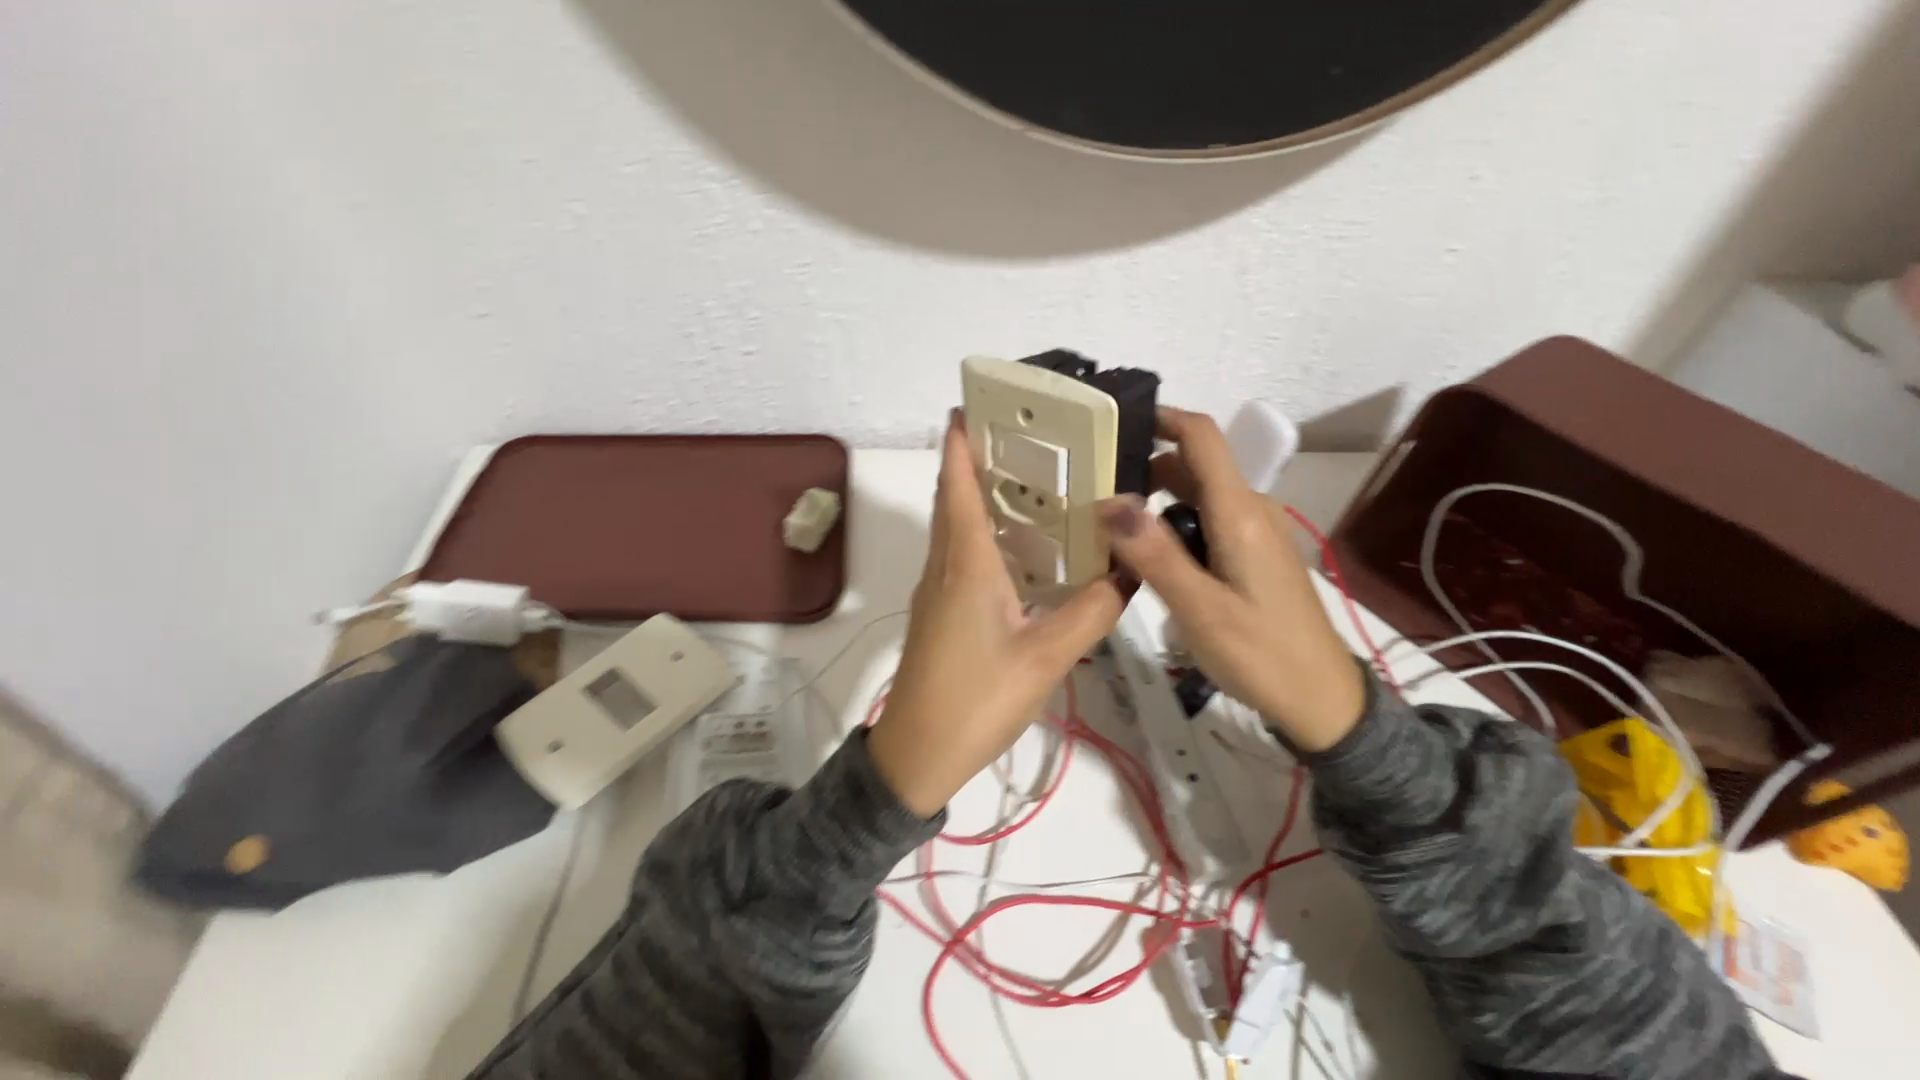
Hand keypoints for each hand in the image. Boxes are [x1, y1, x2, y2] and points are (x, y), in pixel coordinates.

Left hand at [868, 412, 1128, 816]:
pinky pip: (958, 555)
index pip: (958, 485)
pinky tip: (1017, 549)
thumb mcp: (1046, 658)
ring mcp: (935, 591)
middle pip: (953, 498)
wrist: (917, 753)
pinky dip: (981, 533)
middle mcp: (944, 566)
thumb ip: (1092, 611)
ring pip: (954, 527)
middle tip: (1021, 434)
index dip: (962, 442)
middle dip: (975, 459)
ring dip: (977, 495)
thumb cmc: (976, 700)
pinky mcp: (938, 614)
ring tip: (1027, 480)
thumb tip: (1132, 568)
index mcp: (965, 563)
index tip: (973, 403)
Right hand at [1096, 408, 1364, 751]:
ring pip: (1198, 497)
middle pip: (1193, 466)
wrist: (1322, 698)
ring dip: (1156, 505)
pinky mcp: (1255, 556)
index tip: (1110, 424)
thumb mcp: (1199, 609)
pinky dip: (1175, 529)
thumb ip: (1154, 554)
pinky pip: (1209, 524)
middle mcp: (1250, 511)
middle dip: (1143, 470)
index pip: (1201, 437)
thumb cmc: (1261, 654)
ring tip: (1109, 536)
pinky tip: (1148, 563)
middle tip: (1090, 497)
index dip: (1159, 418)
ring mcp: (1256, 533)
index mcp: (1240, 513)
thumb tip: (1108, 501)